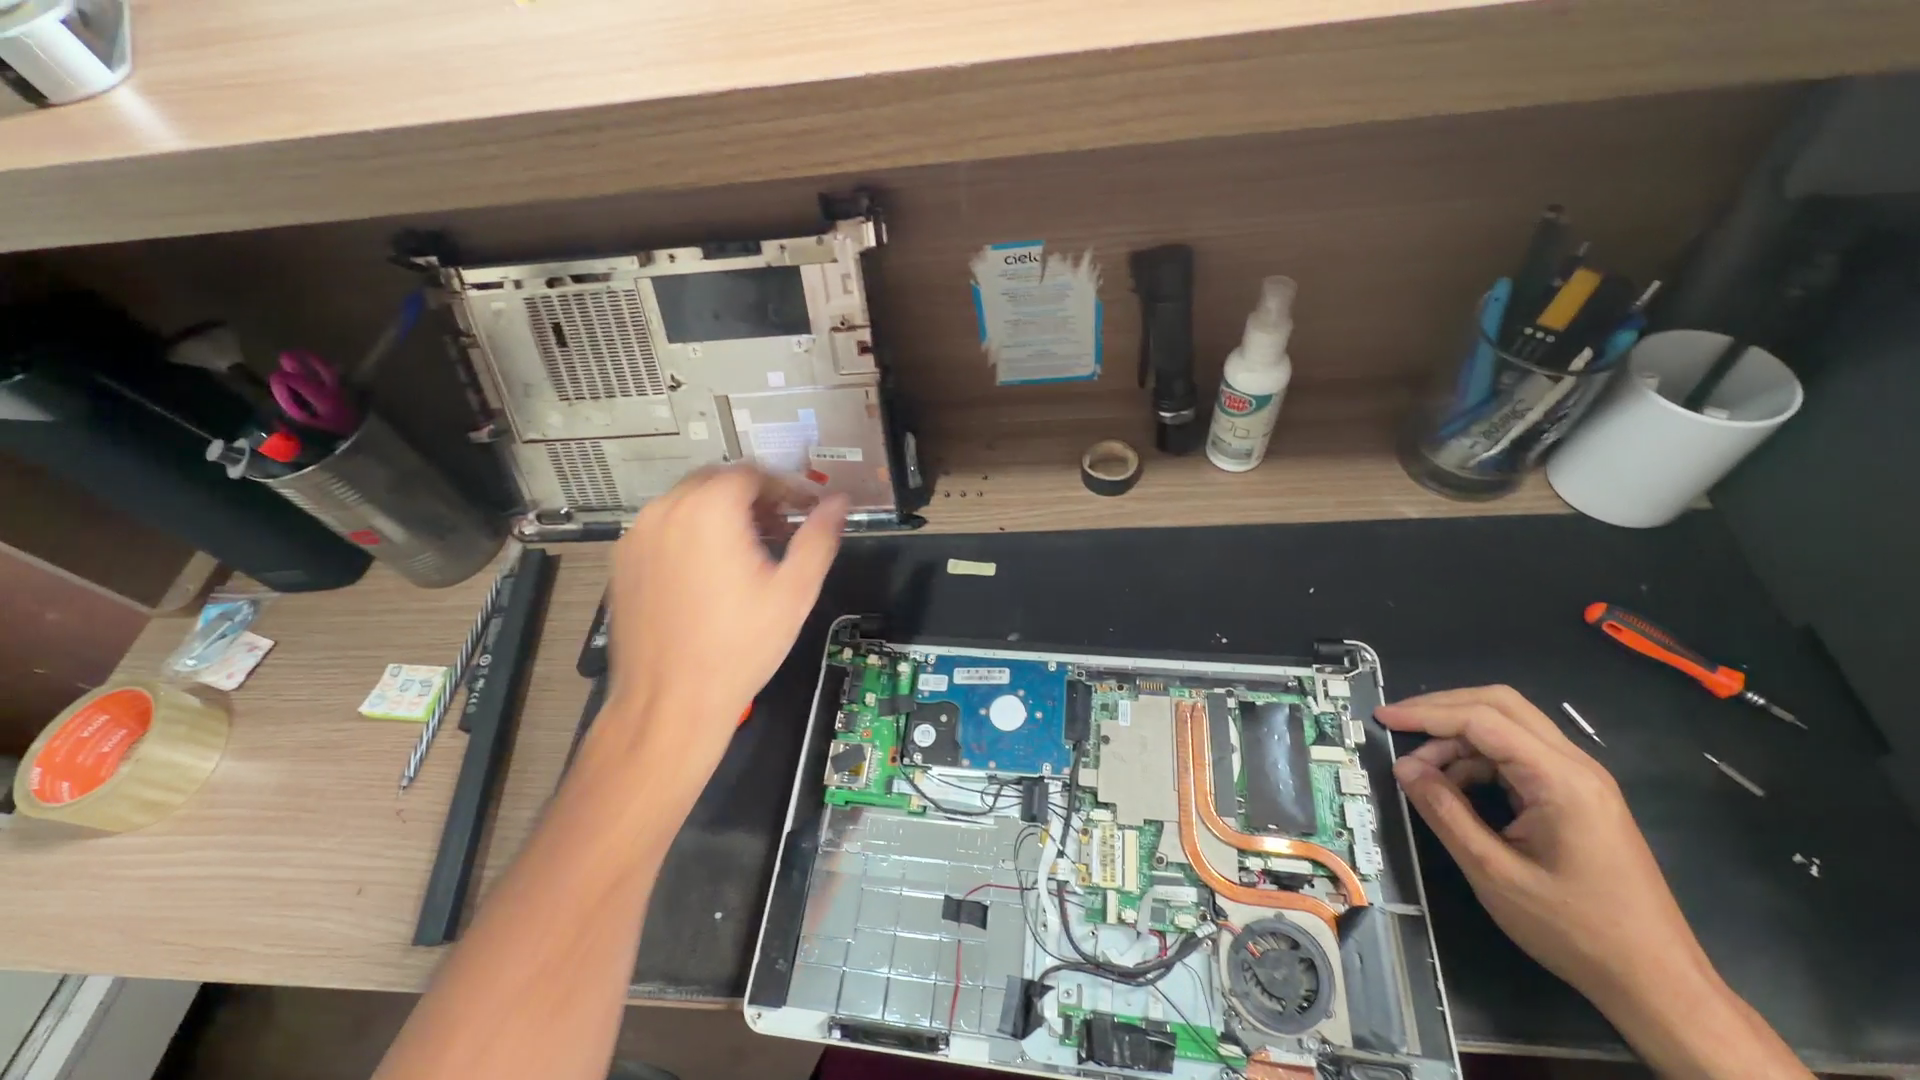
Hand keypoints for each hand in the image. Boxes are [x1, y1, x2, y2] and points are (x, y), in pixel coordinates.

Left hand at [602, 467, 847, 770]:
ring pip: (687, 504)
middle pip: (717, 481)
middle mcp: (666, 511)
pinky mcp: (623, 562)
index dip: (784, 488)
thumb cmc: (739, 648)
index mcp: (709, 510)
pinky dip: (690, 535)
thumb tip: (838, 503)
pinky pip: (664, 530)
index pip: (752, 473)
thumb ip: (819, 537)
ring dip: (720, 515)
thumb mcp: (794, 592)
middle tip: (780, 531)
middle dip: (752, 498)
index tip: (803, 510)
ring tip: (747, 554)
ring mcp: (638, 536)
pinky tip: (710, 574)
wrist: (671, 701)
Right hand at [1375, 686, 1704, 1008]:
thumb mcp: (1494, 874)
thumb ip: (1446, 813)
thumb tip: (1405, 768)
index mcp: (1560, 780)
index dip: (1427, 714)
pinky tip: (1456, 788)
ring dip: (1460, 738)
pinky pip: (1522, 757)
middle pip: (1502, 706)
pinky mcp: (1579, 798)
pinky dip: (1480, 760)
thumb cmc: (1574, 929)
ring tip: (1422, 772)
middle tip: (1397, 725)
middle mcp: (1576, 766)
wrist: (1655, 978)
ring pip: (1511, 729)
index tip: (1382, 718)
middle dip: (1443, 709)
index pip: (1483, 720)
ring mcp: (1582, 781)